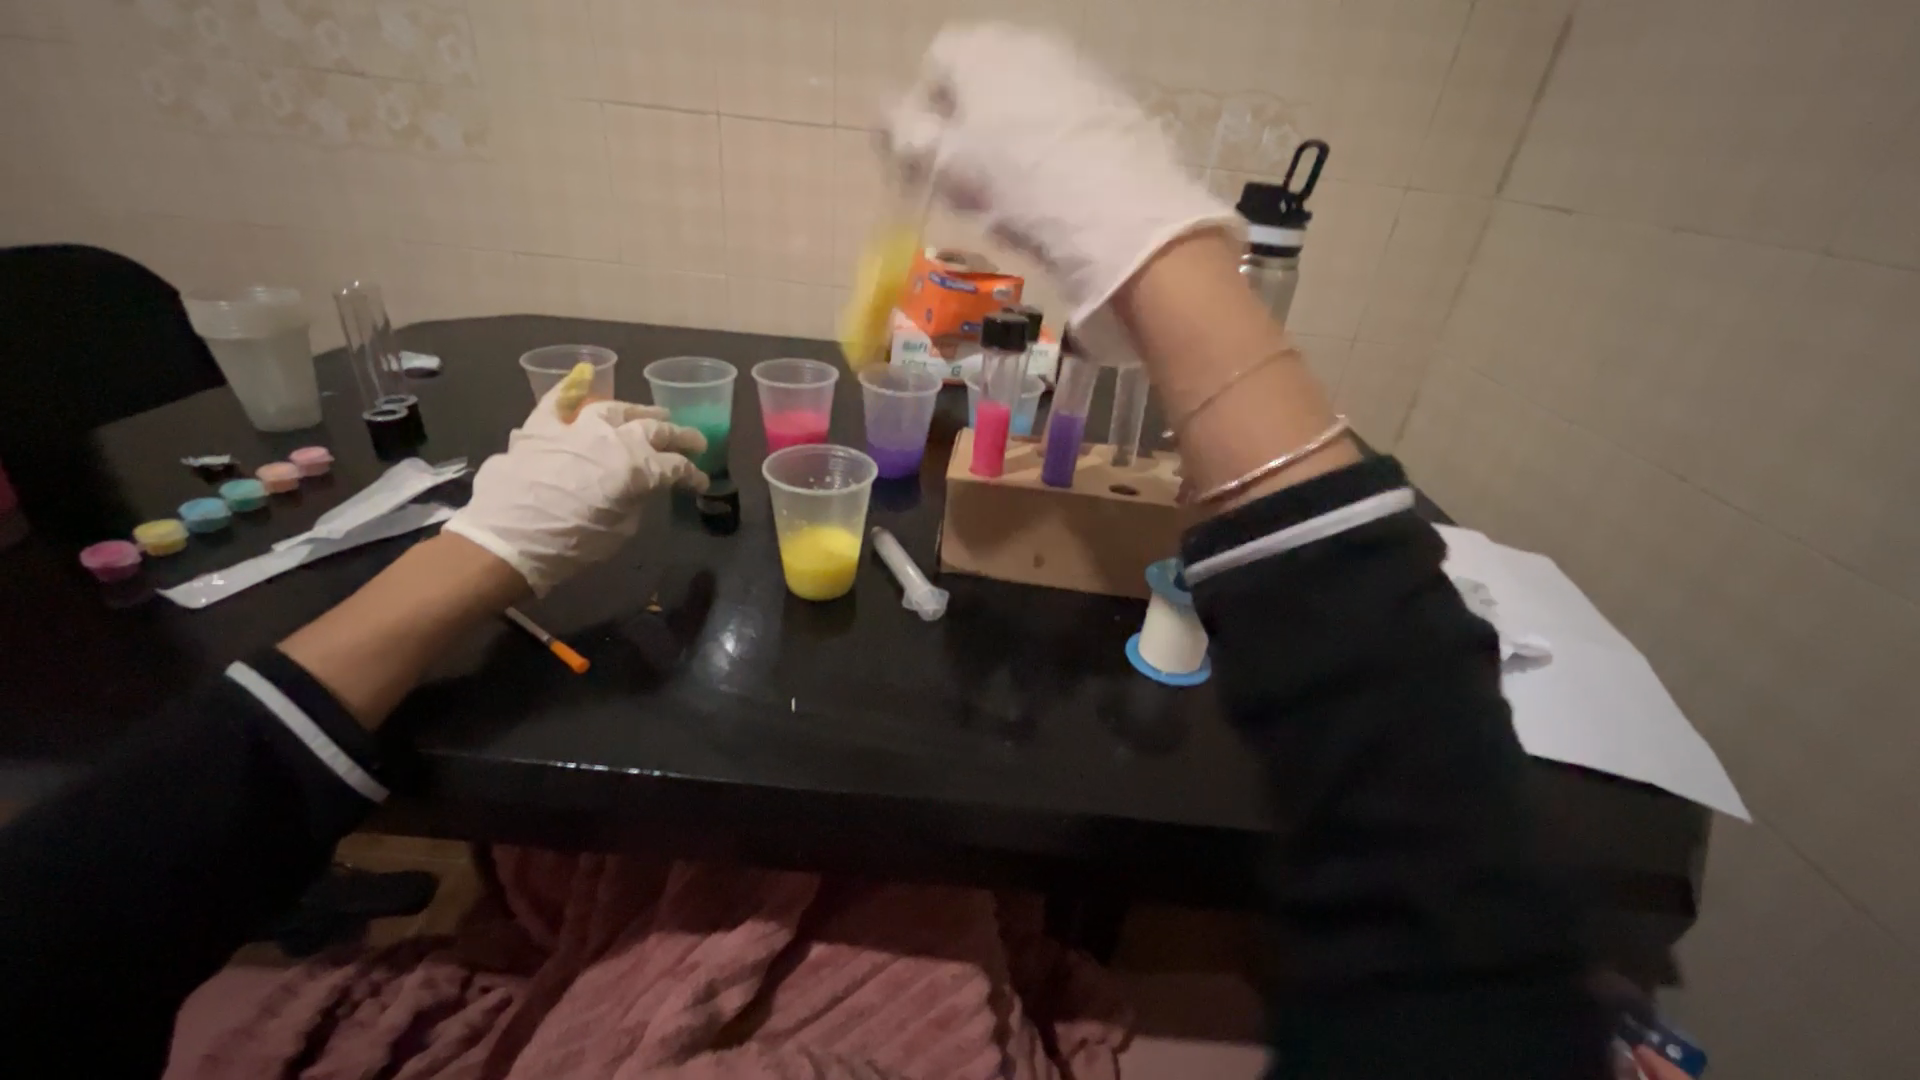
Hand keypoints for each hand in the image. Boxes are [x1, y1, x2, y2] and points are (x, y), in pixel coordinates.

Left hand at [444, 385, 707, 596]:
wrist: (512, 538)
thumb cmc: (574, 542)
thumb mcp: (622, 527)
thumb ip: (635, 499)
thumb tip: (636, 487)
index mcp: (640, 467)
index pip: (677, 467)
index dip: (692, 475)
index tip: (700, 482)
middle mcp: (614, 438)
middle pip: (655, 431)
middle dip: (679, 436)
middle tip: (694, 441)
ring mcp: (578, 427)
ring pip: (616, 409)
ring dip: (639, 411)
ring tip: (653, 413)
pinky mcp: (544, 426)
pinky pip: (560, 400)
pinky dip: (572, 390)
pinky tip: (582, 380)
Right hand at [883, 22, 1239, 325]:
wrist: (1118, 210)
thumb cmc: (1015, 184)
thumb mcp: (945, 164)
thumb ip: (905, 132)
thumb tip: (882, 110)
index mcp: (981, 50)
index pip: (936, 62)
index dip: (924, 114)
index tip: (926, 165)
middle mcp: (1030, 43)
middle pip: (984, 81)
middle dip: (968, 129)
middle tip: (969, 187)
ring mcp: (1077, 69)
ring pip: (1024, 103)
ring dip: (1009, 141)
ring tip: (1014, 198)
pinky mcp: (1113, 103)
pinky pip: (1063, 121)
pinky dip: (1049, 149)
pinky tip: (1056, 192)